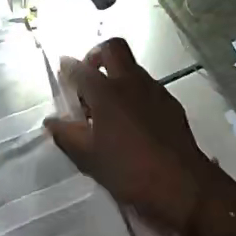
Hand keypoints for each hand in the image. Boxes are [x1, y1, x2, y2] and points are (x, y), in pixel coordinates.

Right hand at [44, 38, 226, 234]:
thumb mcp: (89, 158)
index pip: (80, 69)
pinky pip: (148, 87)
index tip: (62, 70)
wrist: (185, 188)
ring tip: (108, 103)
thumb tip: (51, 122)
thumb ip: (67, 135)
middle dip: (97, 54)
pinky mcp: (171, 104)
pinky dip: (135, 93)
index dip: (67, 67)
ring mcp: (154, 91)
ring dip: (117, 75)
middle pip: (113, 48)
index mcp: (105, 92)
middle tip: (89, 74)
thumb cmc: (129, 171)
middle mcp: (130, 83)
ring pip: (132, 67)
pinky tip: (131, 119)